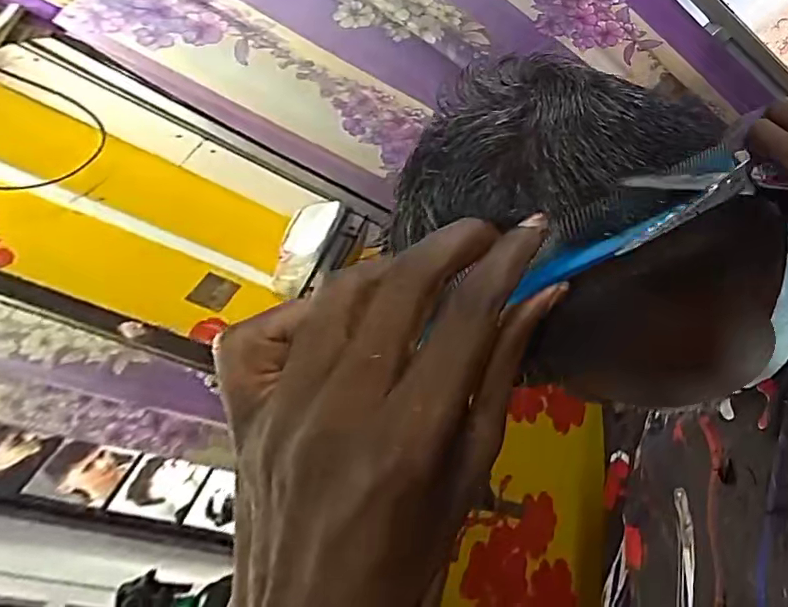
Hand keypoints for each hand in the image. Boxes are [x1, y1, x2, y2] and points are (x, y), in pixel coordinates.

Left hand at [215, 218, 565, 606]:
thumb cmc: (409, 557)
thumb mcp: (473, 468)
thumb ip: (504, 370)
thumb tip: (544, 294)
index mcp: (406, 437)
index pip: (467, 313)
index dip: (508, 259)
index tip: (533, 230)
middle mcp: (337, 411)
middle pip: (402, 285)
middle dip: (455, 242)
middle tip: (487, 234)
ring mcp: (280, 407)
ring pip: (340, 291)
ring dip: (396, 264)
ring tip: (430, 268)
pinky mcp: (243, 413)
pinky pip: (264, 329)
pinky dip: (310, 307)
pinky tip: (343, 317)